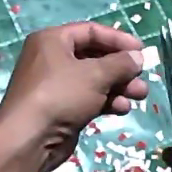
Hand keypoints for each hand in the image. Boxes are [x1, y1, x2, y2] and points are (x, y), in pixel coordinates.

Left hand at [0, 22, 147, 171]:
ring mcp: (57, 85)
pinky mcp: (62, 107)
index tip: (141, 51)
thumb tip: (138, 58)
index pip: (91, 31)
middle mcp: (53, 59)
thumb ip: (121, 63)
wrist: (30, 140)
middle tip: (142, 76)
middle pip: (95, 56)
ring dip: (119, 86)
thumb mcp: (96, 74)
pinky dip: (107, 100)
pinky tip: (122, 109)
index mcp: (53, 41)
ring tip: (139, 95)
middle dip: (122, 68)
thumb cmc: (61, 95)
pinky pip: (90, 97)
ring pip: (95, 79)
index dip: (118, 39)